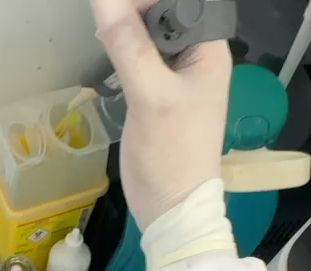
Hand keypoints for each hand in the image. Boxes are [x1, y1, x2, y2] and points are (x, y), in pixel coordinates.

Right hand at [90, 0, 231, 228]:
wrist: (170, 210)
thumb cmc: (171, 155)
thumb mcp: (151, 97)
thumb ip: (128, 47)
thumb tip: (103, 1)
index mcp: (208, 50)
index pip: (181, 1)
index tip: (114, 6)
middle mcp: (195, 58)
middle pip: (165, 14)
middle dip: (135, 10)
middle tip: (104, 17)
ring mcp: (175, 78)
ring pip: (150, 36)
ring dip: (127, 29)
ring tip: (102, 30)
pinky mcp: (156, 97)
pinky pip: (140, 60)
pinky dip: (124, 52)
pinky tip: (106, 52)